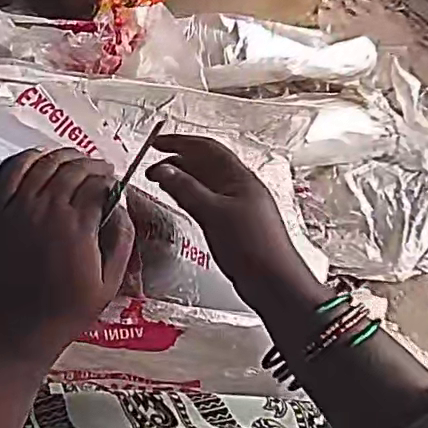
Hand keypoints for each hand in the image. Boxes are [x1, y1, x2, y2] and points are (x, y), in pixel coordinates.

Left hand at [0, 148, 133, 360]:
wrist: (17, 324)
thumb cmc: (66, 309)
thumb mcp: (109, 282)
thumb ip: (120, 240)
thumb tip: (121, 208)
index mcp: (77, 226)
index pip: (97, 184)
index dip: (110, 180)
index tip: (114, 183)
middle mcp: (47, 209)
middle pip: (72, 169)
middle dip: (92, 164)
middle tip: (100, 169)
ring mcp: (19, 208)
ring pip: (43, 164)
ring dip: (63, 156)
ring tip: (76, 160)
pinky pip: (11, 174)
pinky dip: (26, 159)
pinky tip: (38, 157)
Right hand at [145, 135, 324, 301]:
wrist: (275, 284)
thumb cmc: (252, 247)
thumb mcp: (213, 213)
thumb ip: (185, 189)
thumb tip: (162, 169)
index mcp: (240, 178)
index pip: (207, 148)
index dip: (179, 142)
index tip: (156, 143)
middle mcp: (240, 187)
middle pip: (205, 163)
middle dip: (177, 159)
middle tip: (152, 165)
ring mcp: (237, 205)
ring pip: (205, 181)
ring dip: (181, 177)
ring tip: (159, 180)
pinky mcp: (232, 223)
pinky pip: (206, 199)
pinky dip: (188, 194)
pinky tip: (179, 199)